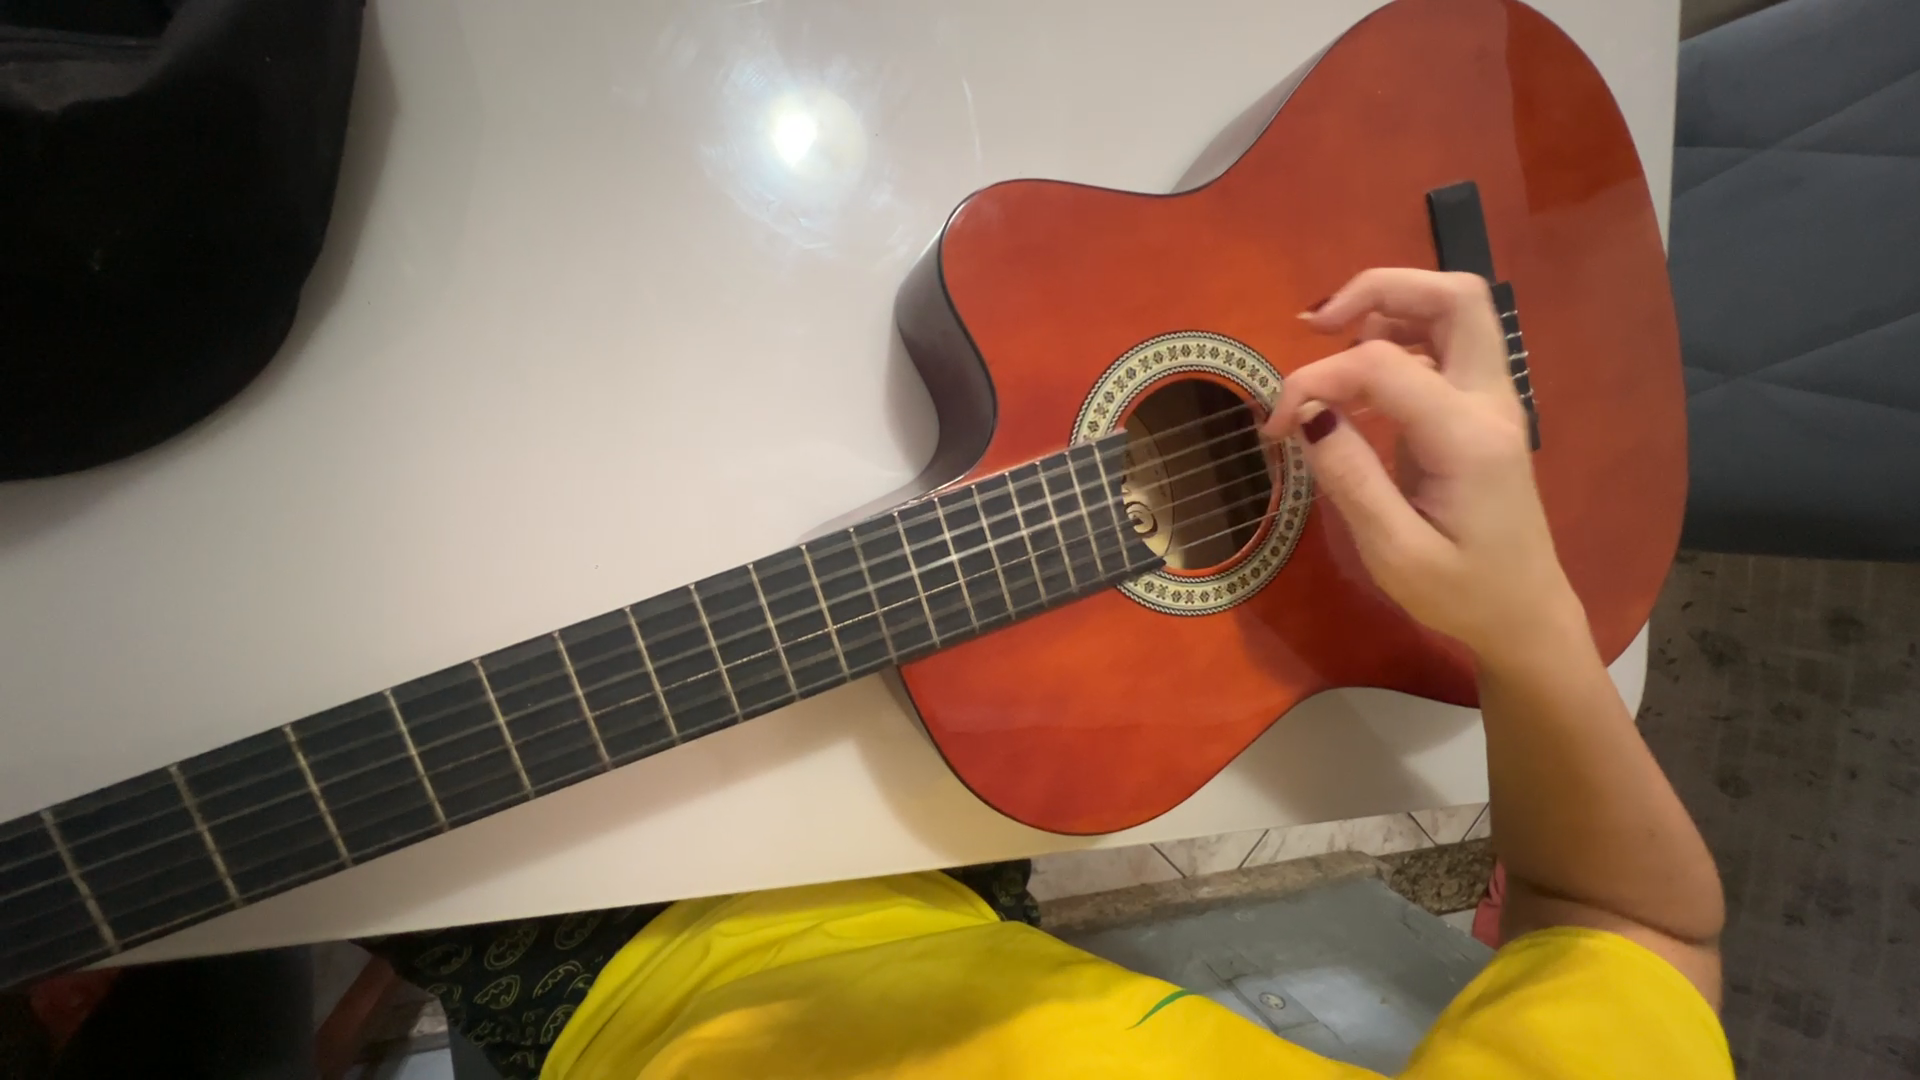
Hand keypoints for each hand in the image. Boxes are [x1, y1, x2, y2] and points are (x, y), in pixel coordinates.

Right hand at [1263, 268, 1584, 661]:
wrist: (1523, 614)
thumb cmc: (1459, 592)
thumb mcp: (1393, 551)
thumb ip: (1351, 478)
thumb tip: (1308, 416)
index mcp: (1467, 438)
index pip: (1382, 366)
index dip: (1313, 381)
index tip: (1274, 426)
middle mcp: (1489, 402)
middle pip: (1455, 296)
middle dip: (1377, 290)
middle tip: (1313, 324)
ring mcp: (1489, 402)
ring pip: (1453, 310)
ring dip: (1387, 308)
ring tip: (1325, 342)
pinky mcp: (1475, 412)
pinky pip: (1440, 346)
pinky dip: (1391, 339)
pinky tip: (1352, 379)